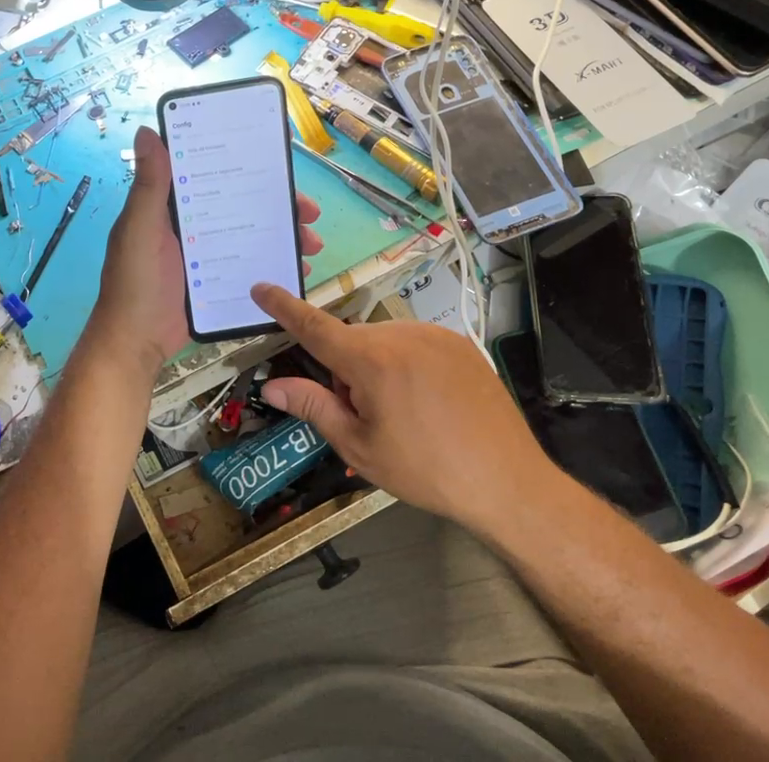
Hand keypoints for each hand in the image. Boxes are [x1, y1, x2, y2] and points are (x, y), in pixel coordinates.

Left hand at [90, 128, 321, 374]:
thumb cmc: (135, 281)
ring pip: (251, 236)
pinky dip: (274, 265)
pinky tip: (297, 269)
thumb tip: (146, 131)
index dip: (245, 169)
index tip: (279, 167)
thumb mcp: (140, 228)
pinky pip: (250, 267)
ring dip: (283, 236)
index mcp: (170, 208)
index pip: (214, 176)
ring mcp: (205, 257)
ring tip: (312, 245)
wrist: (135, 342)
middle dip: (278, 206)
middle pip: (242, 206)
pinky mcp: (216, 284)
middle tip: (310, 212)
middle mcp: (191, 227)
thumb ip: (149, 185)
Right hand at [249, 283, 556, 535]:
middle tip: (365, 417)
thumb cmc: (425, 471)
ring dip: (375, 366)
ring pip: (382, 342)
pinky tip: (428, 402)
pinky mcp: (460, 344)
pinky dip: (404, 364)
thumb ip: (313, 407)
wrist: (508, 482)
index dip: (283, 307)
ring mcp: (435, 335)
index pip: (313, 326)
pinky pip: (412, 343)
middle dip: (344, 370)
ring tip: (403, 414)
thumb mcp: (358, 446)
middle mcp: (402, 334)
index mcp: (372, 360)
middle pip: (350, 341)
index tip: (260, 287)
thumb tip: (272, 386)